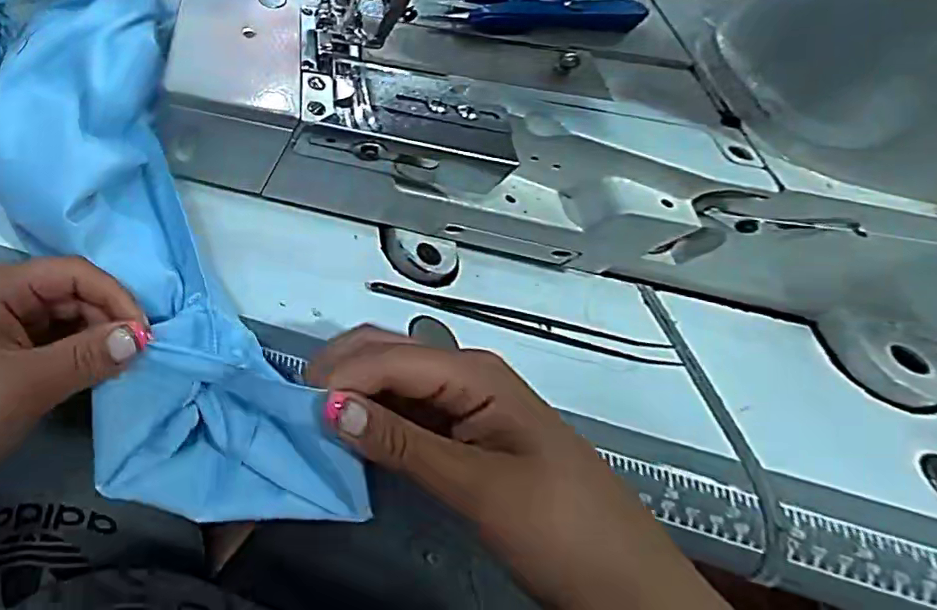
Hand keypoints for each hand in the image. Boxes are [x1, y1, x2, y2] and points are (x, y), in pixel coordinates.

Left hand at [0, 258, 149, 496]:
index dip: (112, 294)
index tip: (145, 331)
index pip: (72, 273)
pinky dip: (84, 351)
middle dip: (108, 316)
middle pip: (73, 291)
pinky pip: (60, 339)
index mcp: (5, 285)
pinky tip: (103, 368)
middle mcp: (10, 294)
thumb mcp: (28, 385)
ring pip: (70, 315)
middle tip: (141, 352)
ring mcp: (12, 322)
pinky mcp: (16, 350)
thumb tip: (141, 336)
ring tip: (128, 361)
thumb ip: (85, 357)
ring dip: (99, 334)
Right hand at [308, 327, 725, 609]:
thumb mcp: (479, 489)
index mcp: (474, 371)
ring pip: (390, 375)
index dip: (341, 376)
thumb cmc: (567, 533)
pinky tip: (353, 429)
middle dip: (339, 370)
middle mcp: (464, 373)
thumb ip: (401, 444)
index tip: (301, 407)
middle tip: (300, 406)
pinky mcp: (462, 429)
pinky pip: (404, 406)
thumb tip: (329, 406)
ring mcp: (464, 400)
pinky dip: (372, 413)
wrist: (635, 591)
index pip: (389, 357)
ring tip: (317, 417)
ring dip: (352, 389)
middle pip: (385, 351)